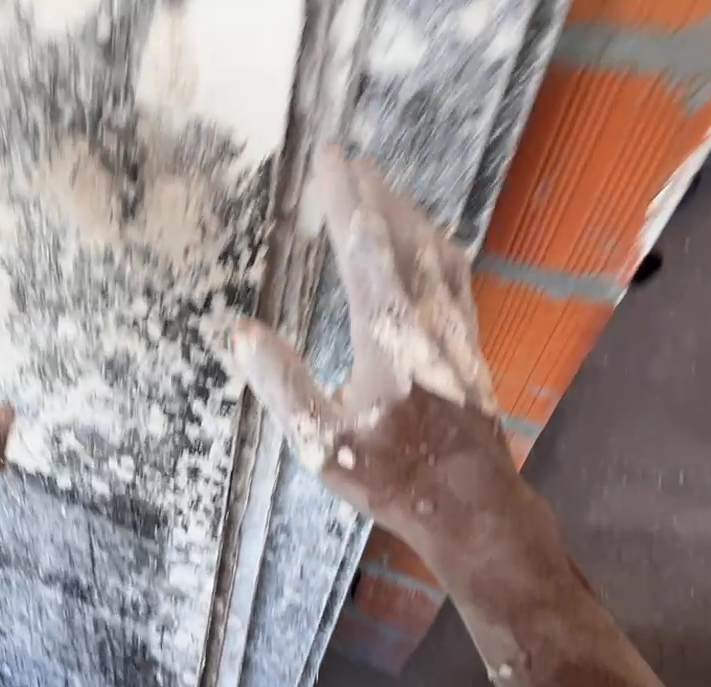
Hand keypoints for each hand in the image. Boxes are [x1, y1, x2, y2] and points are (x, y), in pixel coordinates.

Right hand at [231, 147, 517, 560]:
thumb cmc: (389, 476)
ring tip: (379, 190)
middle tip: (346, 161)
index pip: (364, 250)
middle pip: (402, 237)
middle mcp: (427, 319)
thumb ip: (282, 384)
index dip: (345, 201)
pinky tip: (426, 245)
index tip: (329, 159)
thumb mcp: (321, 441)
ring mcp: (455, 329)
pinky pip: (453, 276)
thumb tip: (242, 332)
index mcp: (387, 337)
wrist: (467, 502)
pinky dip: (432, 245)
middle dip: (373, 193)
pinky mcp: (468, 344)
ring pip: (433, 251)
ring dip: (405, 214)